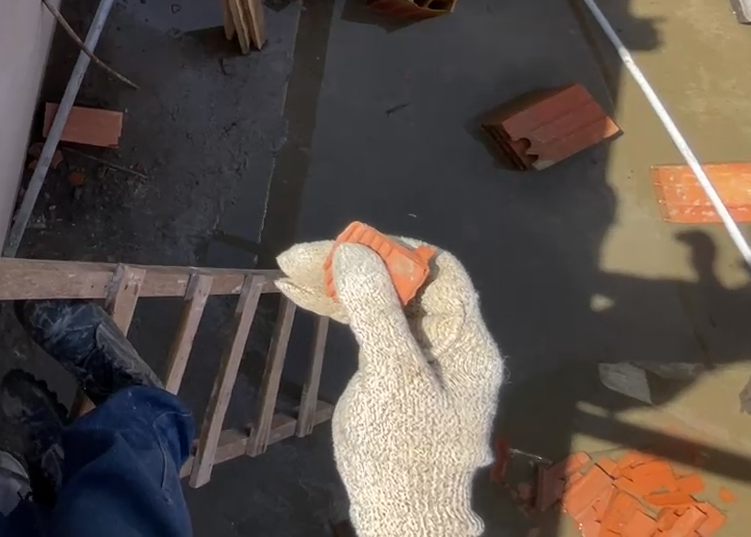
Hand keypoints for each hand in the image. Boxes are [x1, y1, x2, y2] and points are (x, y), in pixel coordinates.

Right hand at [276, 240, 502, 536]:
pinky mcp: (387, 362)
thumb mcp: (392, 376)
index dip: (394, 251)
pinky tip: (293, 292)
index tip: (346, 247)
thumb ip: (378, 312)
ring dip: (333, 280)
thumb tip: (355, 250)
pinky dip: (329, 302)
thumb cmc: (405, 445)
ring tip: (287, 269)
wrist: (397, 504)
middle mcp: (442, 338)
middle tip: (298, 257)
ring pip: (374, 295)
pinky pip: (360, 318)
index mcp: (463, 340)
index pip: (439, 271)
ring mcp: (413, 350)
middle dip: (350, 263)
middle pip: (398, 278)